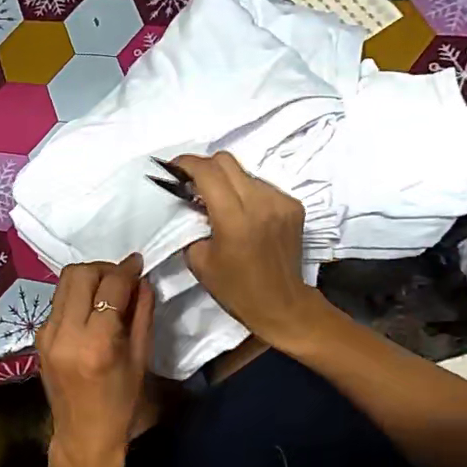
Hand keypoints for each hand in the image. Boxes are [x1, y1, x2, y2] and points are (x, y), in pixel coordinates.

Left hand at [35, 254, 154, 466]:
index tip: (139, 264)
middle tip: (121, 278)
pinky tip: (92, 310)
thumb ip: (142, 314)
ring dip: (88, 278)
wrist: (84, 436)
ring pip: (64, 283)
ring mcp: (46, 335)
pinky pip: (58, 302)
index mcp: (96, 343)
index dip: (126, 270)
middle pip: (79, 275)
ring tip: (108, 291)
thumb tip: (142, 280)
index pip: (109, 288)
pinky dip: (77, 297)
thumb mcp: (141, 358)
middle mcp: (65, 334)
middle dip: (103, 268)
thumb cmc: (121, 403)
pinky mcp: (38, 338)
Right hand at [171, 152, 321, 347]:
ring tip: (219, 202)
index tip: (173, 168)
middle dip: (204, 167)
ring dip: (227, 181)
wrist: (282, 304)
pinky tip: (244, 213)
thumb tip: (191, 205)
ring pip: (245, 172)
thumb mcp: (199, 260)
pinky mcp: (293, 206)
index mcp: (234, 218)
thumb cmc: (236, 288)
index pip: (207, 172)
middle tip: (192, 183)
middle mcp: (260, 202)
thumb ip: (192, 226)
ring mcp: (280, 202)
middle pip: (226, 161)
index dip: (186, 164)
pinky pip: (263, 186)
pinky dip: (247, 193)